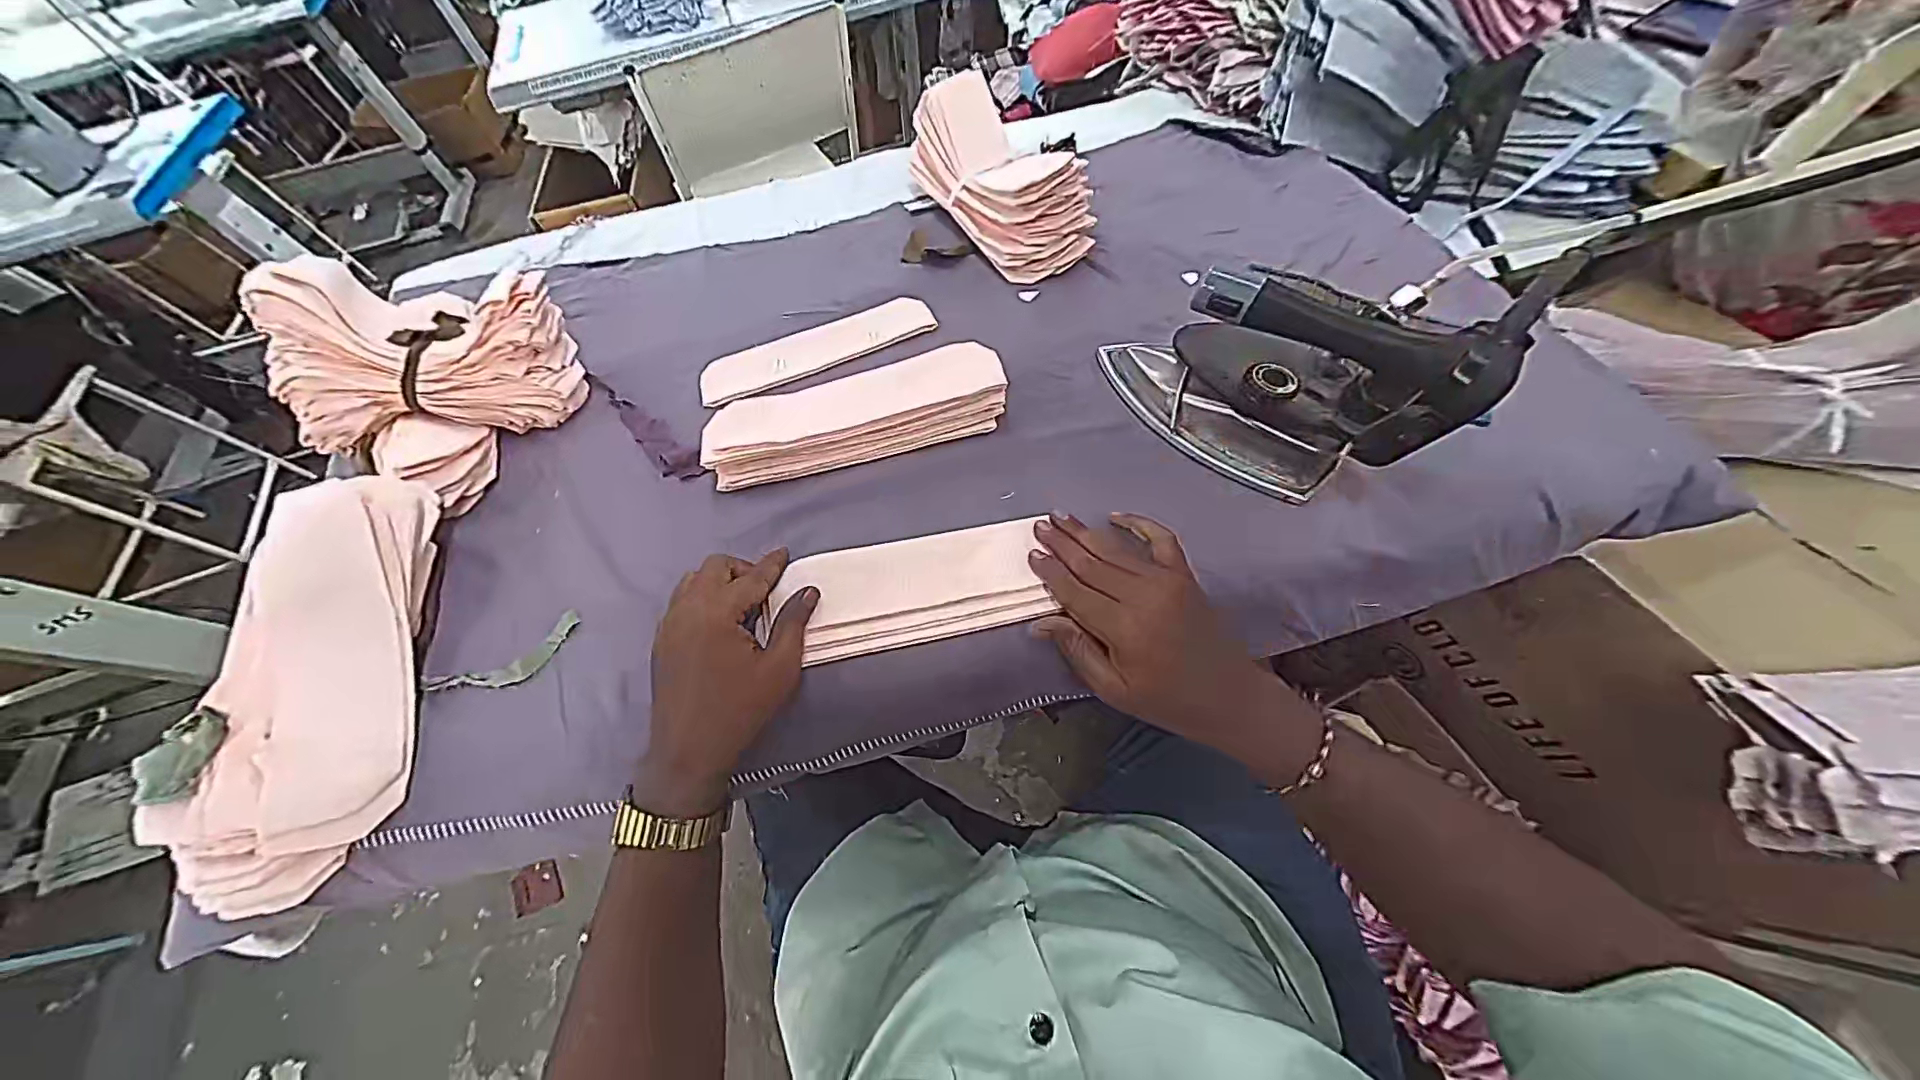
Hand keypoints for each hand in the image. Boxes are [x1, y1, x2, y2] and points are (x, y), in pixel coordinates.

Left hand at [638, 550, 818, 816]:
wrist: (689, 750)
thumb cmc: (740, 709)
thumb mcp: (779, 668)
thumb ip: (793, 623)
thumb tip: (807, 592)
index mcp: (716, 613)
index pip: (750, 578)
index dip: (771, 565)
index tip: (784, 554)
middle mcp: (687, 609)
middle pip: (715, 568)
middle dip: (743, 570)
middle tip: (766, 591)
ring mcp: (669, 624)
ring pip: (694, 580)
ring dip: (720, 581)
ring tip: (743, 605)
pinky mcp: (661, 640)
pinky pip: (681, 600)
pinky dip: (703, 597)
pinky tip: (720, 622)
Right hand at [1028, 513, 1322, 782]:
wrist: (1230, 697)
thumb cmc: (1168, 701)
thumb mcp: (1114, 689)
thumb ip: (1078, 651)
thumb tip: (1041, 623)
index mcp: (1124, 628)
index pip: (1075, 591)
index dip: (1051, 572)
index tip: (1032, 555)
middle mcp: (1144, 596)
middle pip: (1092, 563)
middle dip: (1062, 544)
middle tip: (1039, 526)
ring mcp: (1168, 582)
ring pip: (1117, 551)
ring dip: (1086, 532)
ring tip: (1061, 517)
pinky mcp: (1186, 577)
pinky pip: (1161, 540)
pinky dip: (1139, 524)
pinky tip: (1116, 516)